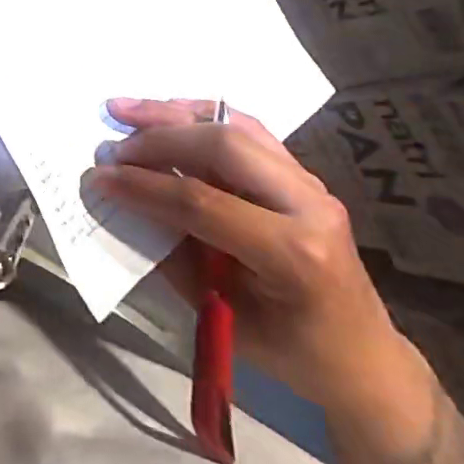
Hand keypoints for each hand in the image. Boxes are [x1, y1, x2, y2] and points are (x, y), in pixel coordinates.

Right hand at [90, 101, 463, 463]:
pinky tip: (171, 116)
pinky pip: (248, 130)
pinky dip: (203, 119)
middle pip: (223, 145)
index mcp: (292, 252)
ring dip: (178, 112)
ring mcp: (311, 181)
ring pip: (237, 124)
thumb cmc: (293, 352)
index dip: (145, 187)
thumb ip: (176, 255)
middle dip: (160, 136)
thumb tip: (127, 204)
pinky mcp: (302, 172)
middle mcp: (307, 202)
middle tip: (114, 139)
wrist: (362, 354)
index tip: (101, 178)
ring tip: (130, 108)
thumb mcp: (225, 316)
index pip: (202, 202)